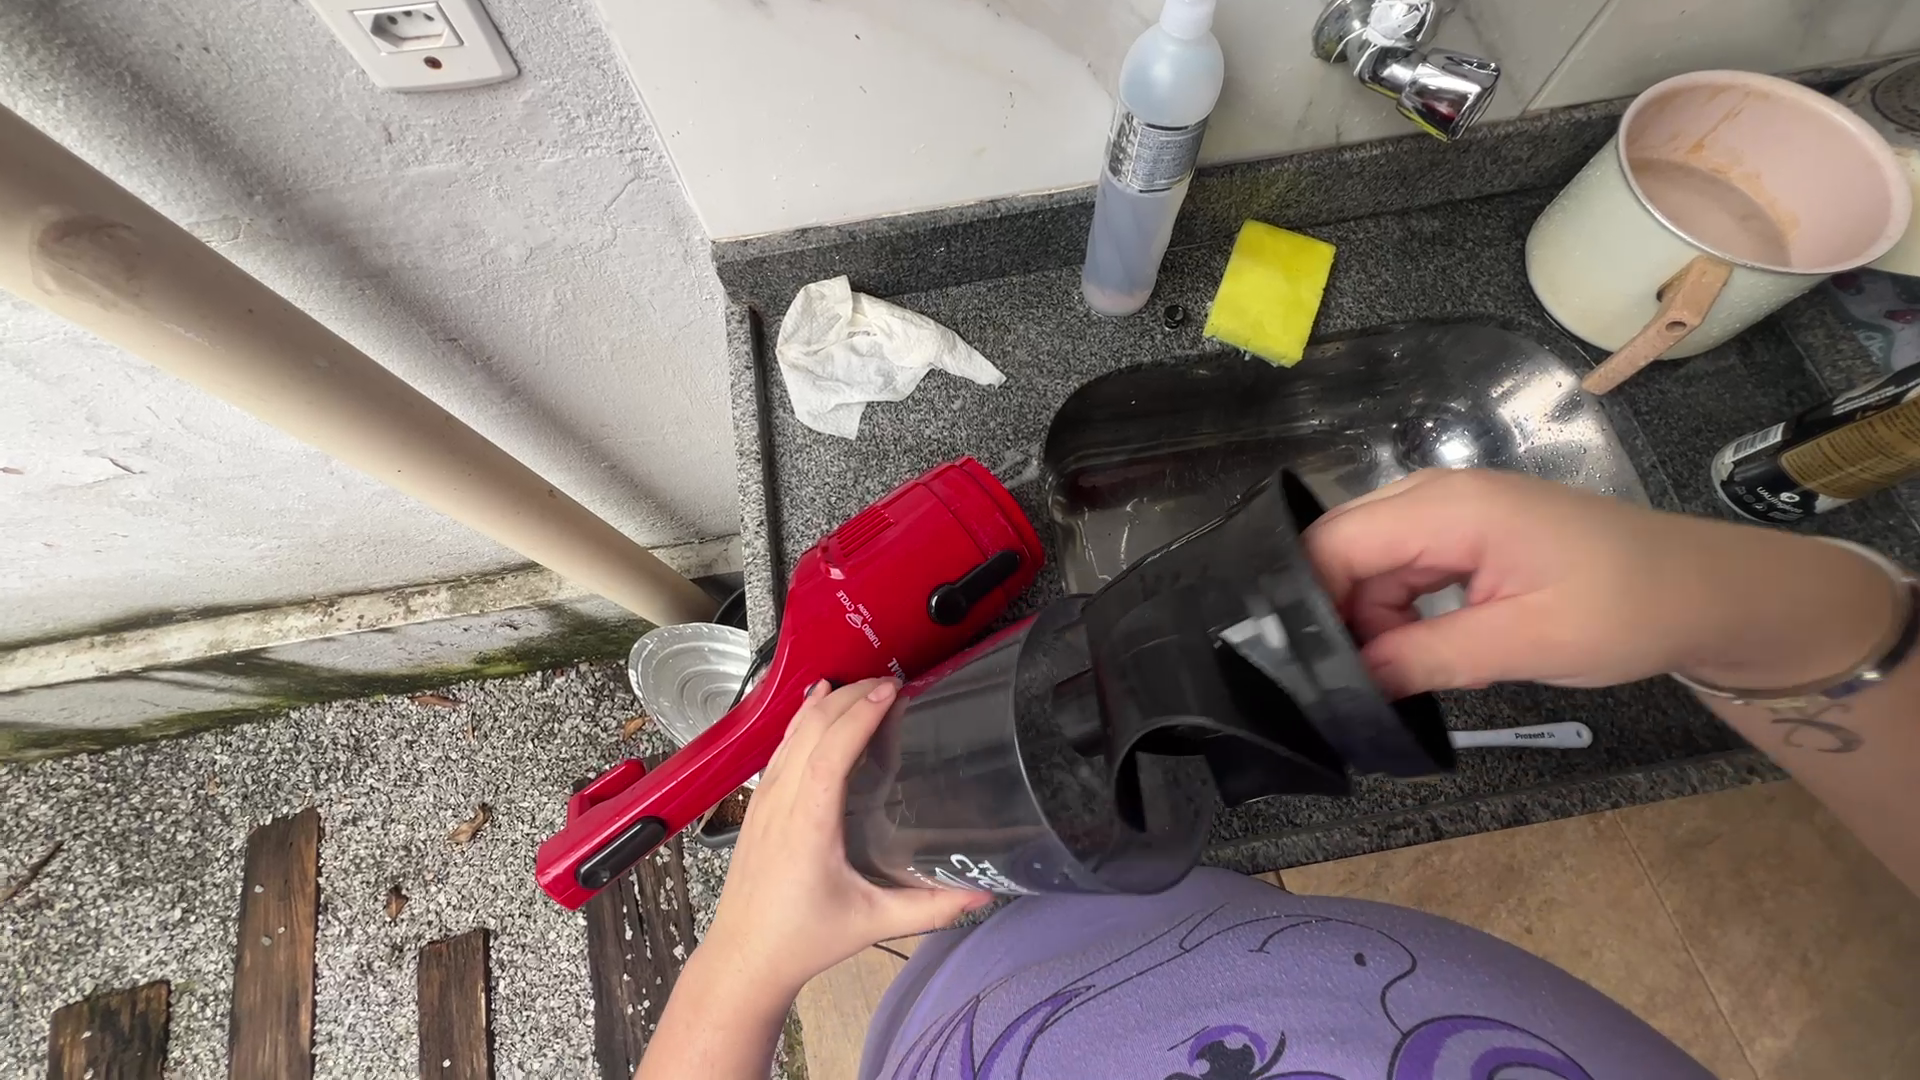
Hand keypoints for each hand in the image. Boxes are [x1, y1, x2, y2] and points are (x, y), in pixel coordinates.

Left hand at [699, 678, 990, 998]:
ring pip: (794, 732)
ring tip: (865, 686)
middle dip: (852, 696)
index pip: (831, 751)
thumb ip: (930, 907)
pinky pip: (781, 746)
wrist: (742, 960)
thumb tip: (983, 891)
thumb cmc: (804, 939)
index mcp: (808, 823)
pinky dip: (803, 717)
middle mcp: (781, 801)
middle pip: (813, 729)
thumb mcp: (872, 922)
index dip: (861, 715)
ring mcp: (764, 798)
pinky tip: (818, 700)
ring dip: (829, 702)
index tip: (892, 691)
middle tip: (892, 684)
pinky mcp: (757, 803)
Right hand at [1302, 469, 1901, 697]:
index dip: (1311, 598)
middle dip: (1334, 608)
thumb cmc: (1633, 608)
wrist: (1712, 589)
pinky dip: (1392, 607)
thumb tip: (1352, 681)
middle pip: (1339, 545)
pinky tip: (1420, 641)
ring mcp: (1442, 507)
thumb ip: (1429, 656)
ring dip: (1367, 613)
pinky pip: (1392, 564)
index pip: (1335, 542)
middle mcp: (1433, 494)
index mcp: (1450, 508)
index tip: (1318, 661)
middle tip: (1354, 670)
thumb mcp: (1529, 643)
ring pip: (1360, 559)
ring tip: (1402, 663)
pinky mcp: (1452, 528)